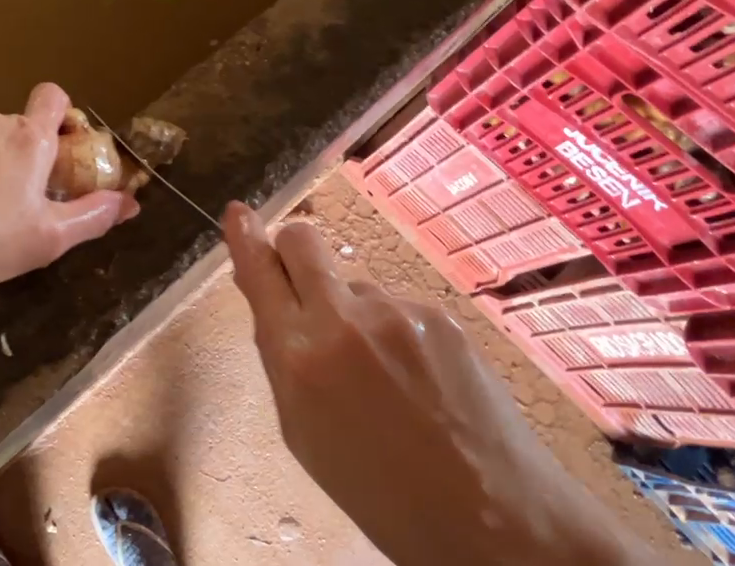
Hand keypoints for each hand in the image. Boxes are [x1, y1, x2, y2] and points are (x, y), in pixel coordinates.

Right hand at [223, 204, 652, 565]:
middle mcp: (344, 320)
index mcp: (299, 359)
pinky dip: (393, 330)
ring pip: (353, 283)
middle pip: (303, 239)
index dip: (244, 238)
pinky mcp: (439, 313)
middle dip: (292, 249)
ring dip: (353, 311)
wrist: (497, 522)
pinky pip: (396, 305)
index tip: (238, 212)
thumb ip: (282, 359)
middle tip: (300, 282)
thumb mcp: (304, 433)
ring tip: (384, 375)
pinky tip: (418, 378)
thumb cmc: (381, 493)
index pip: (260, 274)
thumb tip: (268, 300)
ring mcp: (397, 310)